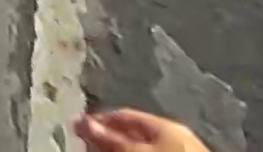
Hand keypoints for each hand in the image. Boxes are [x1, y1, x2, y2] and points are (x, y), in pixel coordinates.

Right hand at [73, 109, 210, 151]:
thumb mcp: (136, 151)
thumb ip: (108, 136)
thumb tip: (79, 121)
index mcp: (166, 124)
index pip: (123, 114)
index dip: (99, 120)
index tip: (81, 129)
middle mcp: (175, 135)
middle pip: (133, 133)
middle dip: (110, 137)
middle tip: (89, 145)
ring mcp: (183, 151)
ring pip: (144, 146)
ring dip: (120, 148)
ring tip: (101, 151)